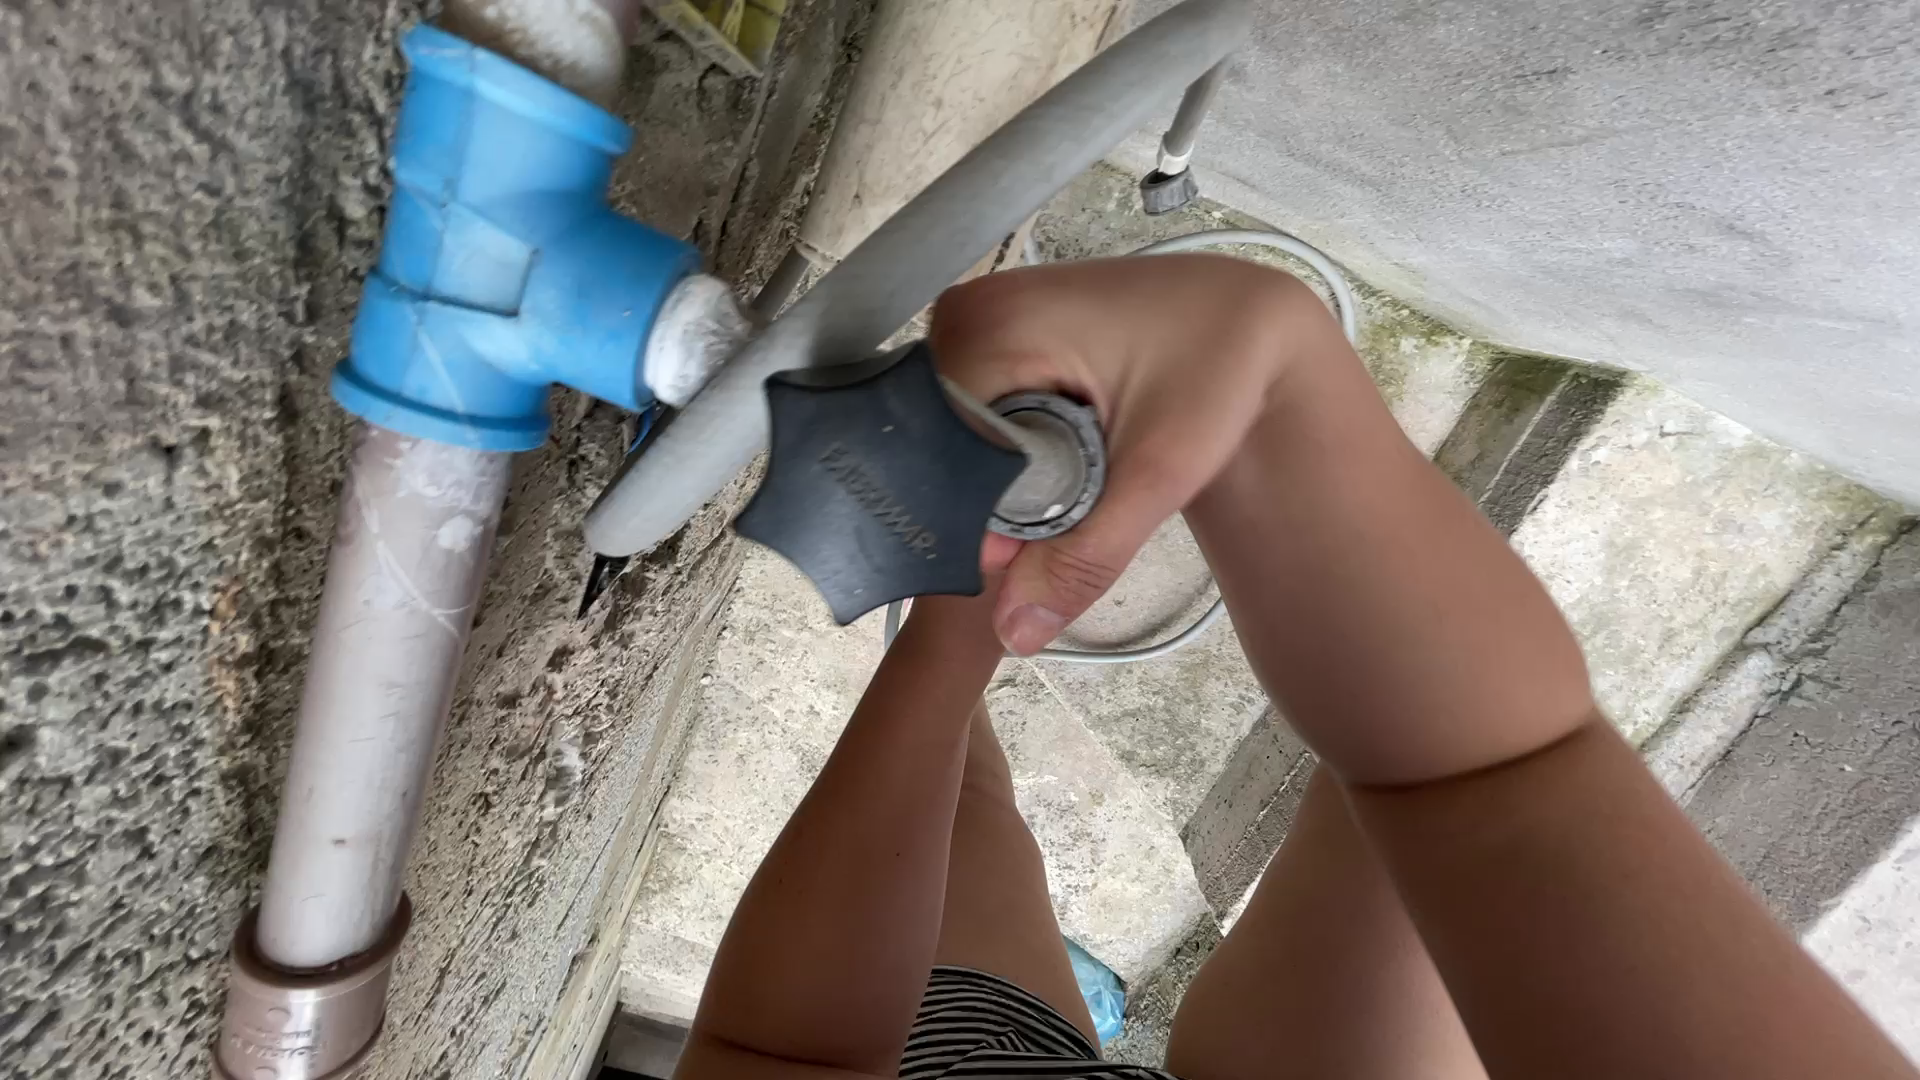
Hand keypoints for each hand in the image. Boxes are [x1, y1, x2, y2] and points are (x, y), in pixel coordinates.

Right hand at [931, 254, 1342, 654]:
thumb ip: (1084, 556)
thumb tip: (1013, 635)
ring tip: (1061, 485)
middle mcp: (964, 313)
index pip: (941, 447)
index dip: (972, 515)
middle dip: (983, 499)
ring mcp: (973, 318)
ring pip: (950, 432)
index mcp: (993, 326)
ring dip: (993, 478)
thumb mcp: (1156, 471)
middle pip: (938, 440)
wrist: (1246, 320)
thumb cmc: (1217, 372)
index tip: (1017, 557)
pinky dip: (999, 451)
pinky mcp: (990, 334)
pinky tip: (1045, 460)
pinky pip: (968, 411)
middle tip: (1046, 525)